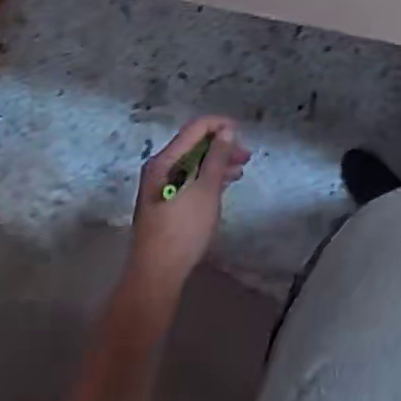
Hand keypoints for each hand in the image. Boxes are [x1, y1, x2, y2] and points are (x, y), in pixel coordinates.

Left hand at [127, 116, 251, 287]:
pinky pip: (189, 176)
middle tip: (245, 155)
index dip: (221, 125)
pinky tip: (224, 183)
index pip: (196, 127)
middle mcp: (160, 167)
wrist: (156, 275)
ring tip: (239, 170)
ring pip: (193, 161)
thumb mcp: (207, 189)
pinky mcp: (164, 200)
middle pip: (194, 143)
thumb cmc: (183, 229)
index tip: (242, 134)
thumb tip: (227, 131)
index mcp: (166, 160)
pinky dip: (207, 175)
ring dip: (217, 161)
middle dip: (221, 144)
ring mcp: (160, 184)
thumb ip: (218, 157)